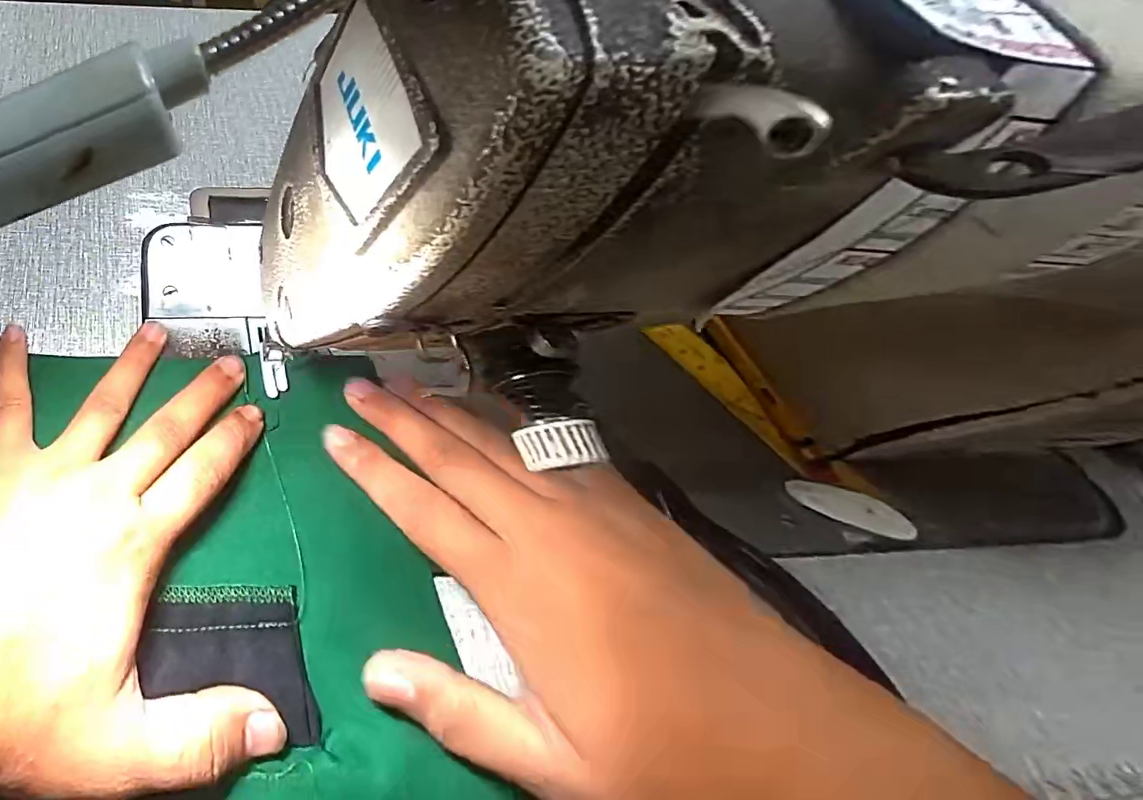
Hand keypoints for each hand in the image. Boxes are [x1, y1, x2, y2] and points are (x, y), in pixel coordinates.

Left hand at [0, 323, 280, 799]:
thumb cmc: (16, 714)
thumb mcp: (122, 748)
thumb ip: (202, 736)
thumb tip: (276, 727)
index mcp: (134, 543)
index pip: (200, 479)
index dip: (231, 445)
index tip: (252, 416)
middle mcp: (98, 494)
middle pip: (164, 430)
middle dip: (201, 395)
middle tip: (226, 363)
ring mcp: (46, 474)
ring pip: (103, 406)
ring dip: (132, 367)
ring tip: (155, 333)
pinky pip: (10, 408)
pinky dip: (13, 368)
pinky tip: (12, 333)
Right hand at [324, 378, 1022, 799]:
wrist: (808, 745)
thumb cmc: (671, 760)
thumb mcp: (560, 765)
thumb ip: (459, 712)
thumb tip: (373, 672)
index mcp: (515, 584)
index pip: (420, 509)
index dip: (371, 468)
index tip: (334, 435)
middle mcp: (542, 528)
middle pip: (451, 456)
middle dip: (396, 418)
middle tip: (356, 387)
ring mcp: (589, 507)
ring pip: (496, 440)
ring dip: (445, 407)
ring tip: (405, 381)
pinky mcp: (627, 504)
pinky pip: (552, 445)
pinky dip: (510, 421)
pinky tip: (495, 411)